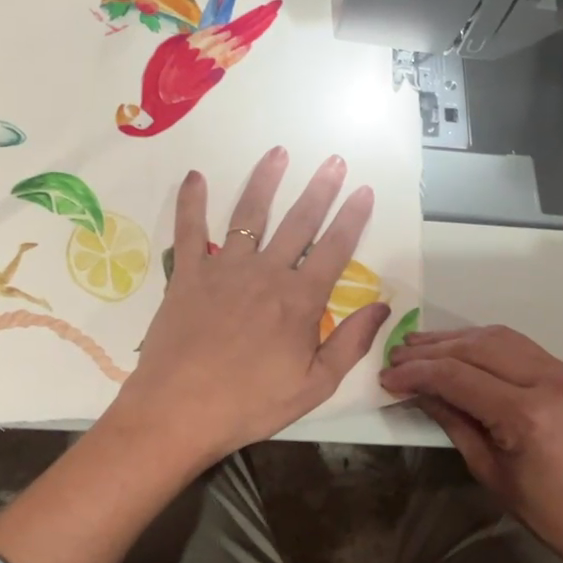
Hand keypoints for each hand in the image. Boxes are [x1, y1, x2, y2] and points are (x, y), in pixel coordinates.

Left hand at [110, 147, 389, 466]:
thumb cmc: (250, 404)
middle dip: (319, 189)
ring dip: (265, 181)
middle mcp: (266, 273)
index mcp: (300, 300)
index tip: (364, 191)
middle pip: (298, 222)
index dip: (352, 218)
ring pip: (249, 214)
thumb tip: (382, 306)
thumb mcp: (314, 385)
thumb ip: (350, 343)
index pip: (335, 249)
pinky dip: (192, 201)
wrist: (179, 410)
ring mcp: (223, 269)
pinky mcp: (187, 274)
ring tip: (278, 153)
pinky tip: (195, 176)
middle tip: (333, 160)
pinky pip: (188, 229)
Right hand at [381, 325, 562, 560]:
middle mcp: (549, 381)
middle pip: (477, 347)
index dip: (416, 373)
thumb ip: (454, 423)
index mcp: (527, 414)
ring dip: (457, 339)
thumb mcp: (490, 472)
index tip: (386, 377)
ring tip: (420, 345)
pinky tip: (461, 350)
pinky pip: (521, 347)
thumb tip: (418, 393)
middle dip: (432, 349)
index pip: (458, 377)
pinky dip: (485, 344)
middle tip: (397, 354)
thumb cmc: (550, 513)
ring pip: (500, 337)